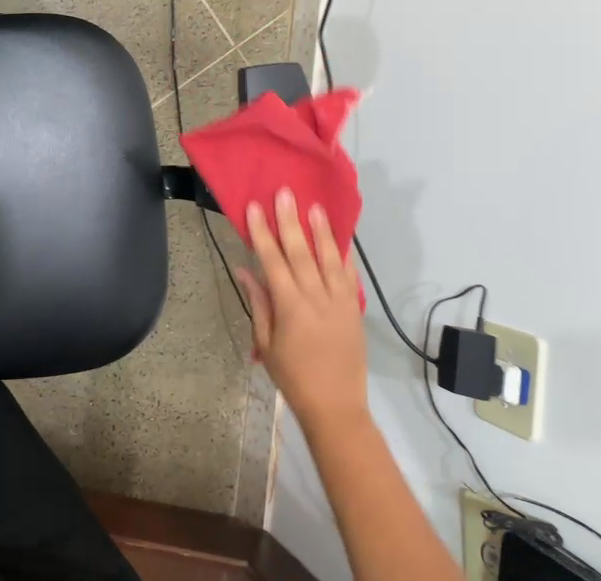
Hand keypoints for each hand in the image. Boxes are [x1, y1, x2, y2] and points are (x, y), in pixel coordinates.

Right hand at [234, 188, 368, 434]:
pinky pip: (348, 278)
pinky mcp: (354, 311)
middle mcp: (317, 299)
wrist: (336, 407)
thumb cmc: (292, 376)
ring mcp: (340, 304)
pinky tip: (339, 239)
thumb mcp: (266, 342)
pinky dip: (344, 256)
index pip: (273, 261)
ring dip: (321, 231)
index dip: (263, 233)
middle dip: (291, 221)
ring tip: (314, 206)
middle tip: (285, 193)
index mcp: (291, 307)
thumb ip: (259, 303)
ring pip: (329, 260)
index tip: (254, 207)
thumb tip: (246, 270)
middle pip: (302, 253)